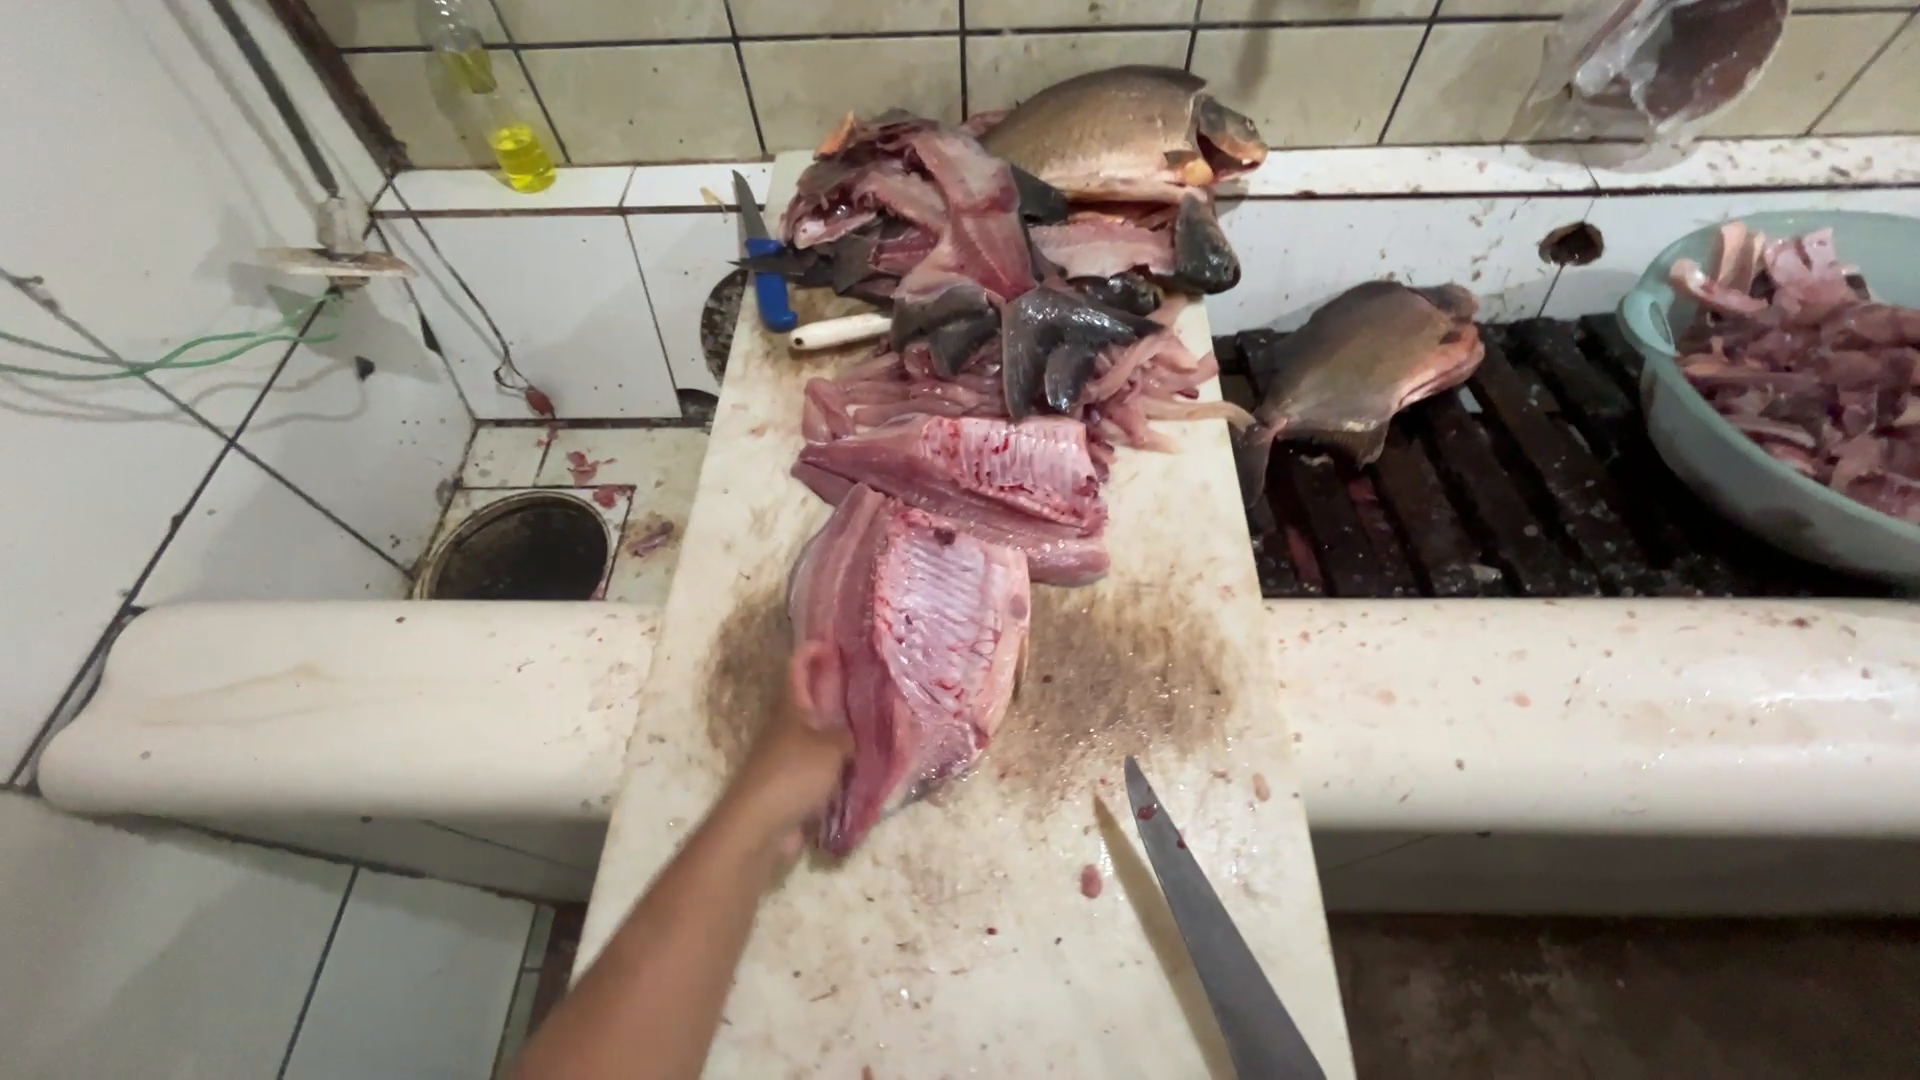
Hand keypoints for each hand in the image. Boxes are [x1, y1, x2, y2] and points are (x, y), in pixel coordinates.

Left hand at [720, 642, 851, 862]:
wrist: (758, 826)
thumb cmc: (792, 774)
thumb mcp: (830, 748)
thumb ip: (847, 737)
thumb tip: (855, 735)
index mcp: (791, 707)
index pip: (797, 667)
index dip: (811, 651)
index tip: (831, 642)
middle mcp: (788, 727)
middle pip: (809, 699)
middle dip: (832, 687)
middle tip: (864, 680)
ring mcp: (789, 756)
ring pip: (818, 732)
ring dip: (839, 726)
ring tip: (871, 721)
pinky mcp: (794, 785)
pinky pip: (821, 764)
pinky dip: (839, 760)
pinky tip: (861, 764)